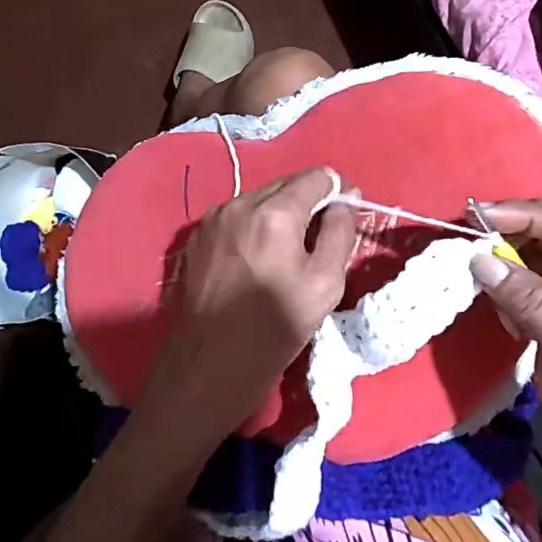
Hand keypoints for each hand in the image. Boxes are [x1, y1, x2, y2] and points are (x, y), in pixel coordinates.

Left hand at [136, 168, 357, 446]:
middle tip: (318, 240)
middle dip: (309, 202)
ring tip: (285, 254)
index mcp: (275, 213)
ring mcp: (214, 218)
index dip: (338, 192)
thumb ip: (339, 233)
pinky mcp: (197, 235)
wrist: (209, 364)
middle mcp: (240, 203)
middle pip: (287, 183)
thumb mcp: (325, 285)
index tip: (344, 217)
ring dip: (280, 213)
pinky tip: (256, 260)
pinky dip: (254, 226)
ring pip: (260, 198)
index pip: (318, 176)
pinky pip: (237, 216)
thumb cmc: (274, 328)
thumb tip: (343, 202)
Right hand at [469, 200, 541, 491]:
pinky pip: (532, 282)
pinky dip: (510, 287)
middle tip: (467, 234)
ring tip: (479, 272)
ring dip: (507, 261)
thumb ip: (532, 303)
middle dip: (513, 234)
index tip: (479, 214)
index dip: (528, 217)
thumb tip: (480, 259)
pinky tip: (504, 311)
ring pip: (540, 256)